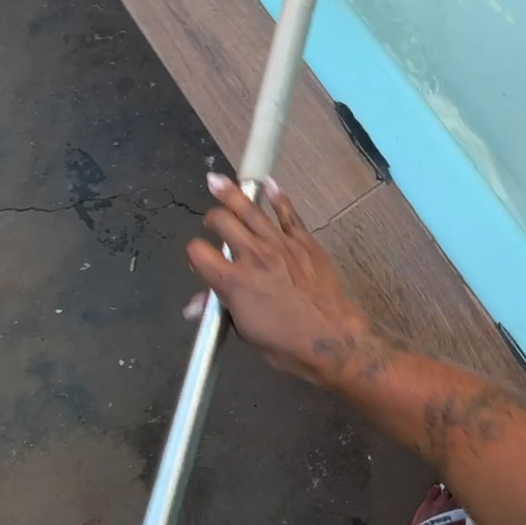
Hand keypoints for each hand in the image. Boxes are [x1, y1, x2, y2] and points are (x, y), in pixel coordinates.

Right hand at [186, 174, 379, 388]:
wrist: (331, 337)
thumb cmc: (285, 344)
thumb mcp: (244, 331)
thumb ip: (221, 309)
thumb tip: (197, 305)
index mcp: (233, 282)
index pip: (199, 253)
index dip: (194, 253)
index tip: (199, 257)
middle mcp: (254, 256)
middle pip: (223, 221)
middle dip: (212, 218)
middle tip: (212, 220)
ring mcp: (281, 245)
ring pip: (251, 210)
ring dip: (232, 193)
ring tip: (218, 181)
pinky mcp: (305, 241)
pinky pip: (288, 214)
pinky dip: (277, 197)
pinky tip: (267, 183)